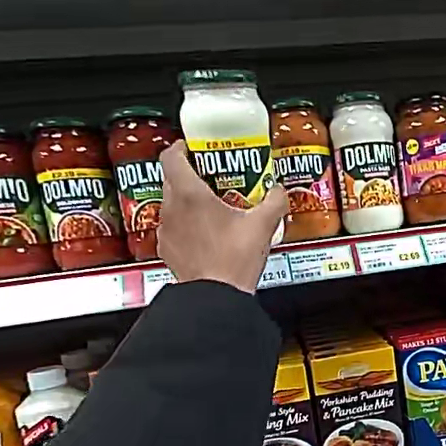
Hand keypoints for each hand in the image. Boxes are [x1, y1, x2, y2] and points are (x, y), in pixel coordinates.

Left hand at [156, 140, 287, 293]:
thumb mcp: (263, 225)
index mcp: (189, 194)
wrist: (216, 298)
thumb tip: (279, 190)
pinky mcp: (168, 251)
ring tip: (212, 207)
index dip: (181, 147)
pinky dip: (186, 226)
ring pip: (172, 205)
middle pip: (172, 179)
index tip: (193, 147)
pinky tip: (206, 234)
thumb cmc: (233, 260)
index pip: (171, 156)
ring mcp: (167, 231)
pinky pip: (174, 229)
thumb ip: (274, 200)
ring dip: (187, 202)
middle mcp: (171, 209)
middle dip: (190, 174)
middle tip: (212, 175)